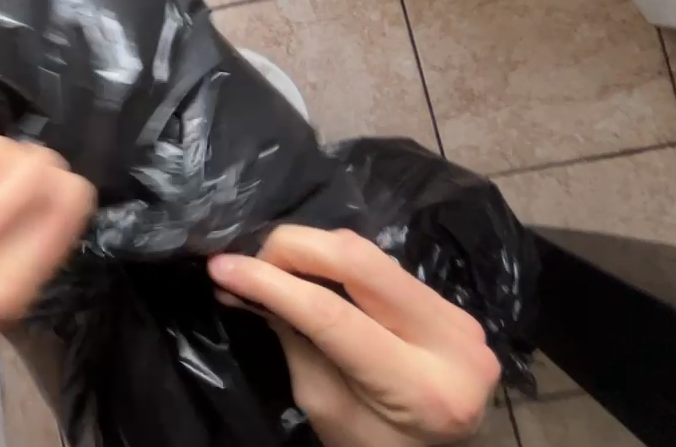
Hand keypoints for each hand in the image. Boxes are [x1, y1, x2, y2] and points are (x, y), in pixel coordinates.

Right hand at [209, 227, 500, 446]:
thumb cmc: (373, 446)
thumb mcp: (323, 404)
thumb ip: (290, 337)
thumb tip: (237, 282)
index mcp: (421, 389)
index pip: (331, 315)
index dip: (269, 282)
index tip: (219, 266)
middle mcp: (451, 342)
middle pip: (355, 259)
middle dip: (288, 249)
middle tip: (249, 263)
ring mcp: (456, 315)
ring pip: (362, 250)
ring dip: (306, 251)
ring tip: (273, 270)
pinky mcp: (447, 301)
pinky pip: (375, 259)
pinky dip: (329, 259)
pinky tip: (307, 273)